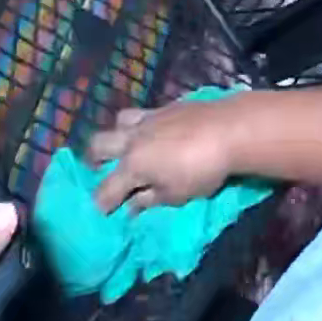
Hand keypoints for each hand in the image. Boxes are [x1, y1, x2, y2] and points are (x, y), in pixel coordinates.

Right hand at [86, 100, 238, 213]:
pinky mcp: (165, 106)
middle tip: (102, 172)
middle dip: (93, 161)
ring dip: (116, 135)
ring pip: (118, 121)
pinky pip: (142, 113)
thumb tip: (131, 205)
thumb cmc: (201, 169)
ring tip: (126, 147)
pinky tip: (152, 133)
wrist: (228, 128)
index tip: (101, 214)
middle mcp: (133, 138)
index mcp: (132, 165)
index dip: (100, 205)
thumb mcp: (175, 195)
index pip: (105, 190)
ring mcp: (148, 118)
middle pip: (98, 145)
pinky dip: (139, 125)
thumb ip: (148, 200)